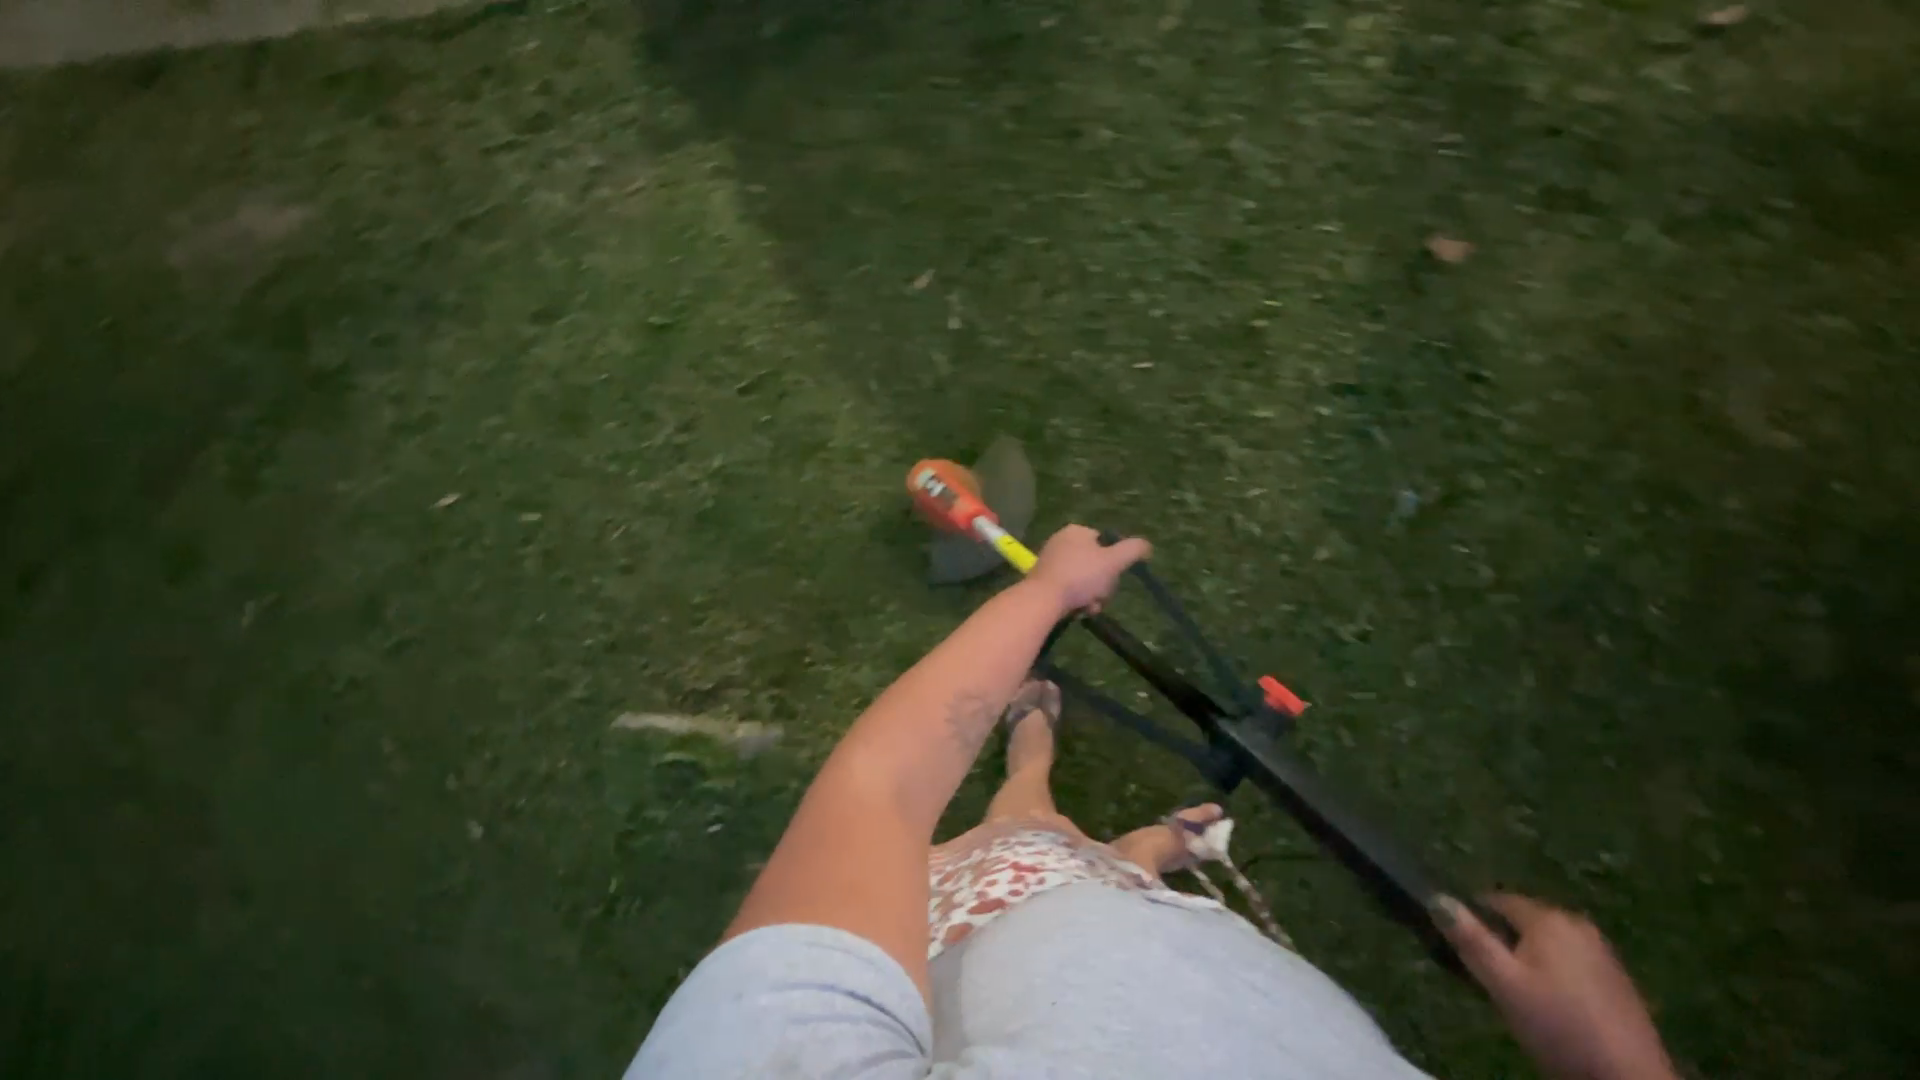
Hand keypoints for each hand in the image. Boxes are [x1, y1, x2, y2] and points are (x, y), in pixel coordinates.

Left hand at [1027, 525, 1150, 613]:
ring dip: (1092, 596)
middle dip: (1103, 584)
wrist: (1042, 599)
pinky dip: (1076, 601)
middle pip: (1096, 564)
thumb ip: (1133, 550)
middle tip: (1101, 595)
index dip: (1114, 562)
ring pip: (1084, 580)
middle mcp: (1061, 542)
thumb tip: (1146, 546)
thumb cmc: (1080, 575)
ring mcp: (1050, 562)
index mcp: (1076, 531)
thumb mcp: (1113, 561)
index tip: (1114, 576)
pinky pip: (1069, 590)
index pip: (1106, 543)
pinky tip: (1077, 610)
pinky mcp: (1043, 581)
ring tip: (1089, 606)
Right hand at [1438, 894, 1678, 1079]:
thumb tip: (1437, 897)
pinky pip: (1571, 962)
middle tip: (1488, 975)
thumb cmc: (1557, 1027)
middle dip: (1502, 940)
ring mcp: (1603, 953)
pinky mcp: (1618, 981)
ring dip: (1529, 958)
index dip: (1474, 918)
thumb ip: (1470, 939)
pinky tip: (1552, 1005)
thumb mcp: (1503, 984)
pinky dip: (1555, 974)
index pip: (1496, 900)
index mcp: (1548, 918)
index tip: (1460, 946)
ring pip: (1549, 943)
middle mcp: (1578, 925)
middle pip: (1524, 921)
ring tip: (1517, 992)